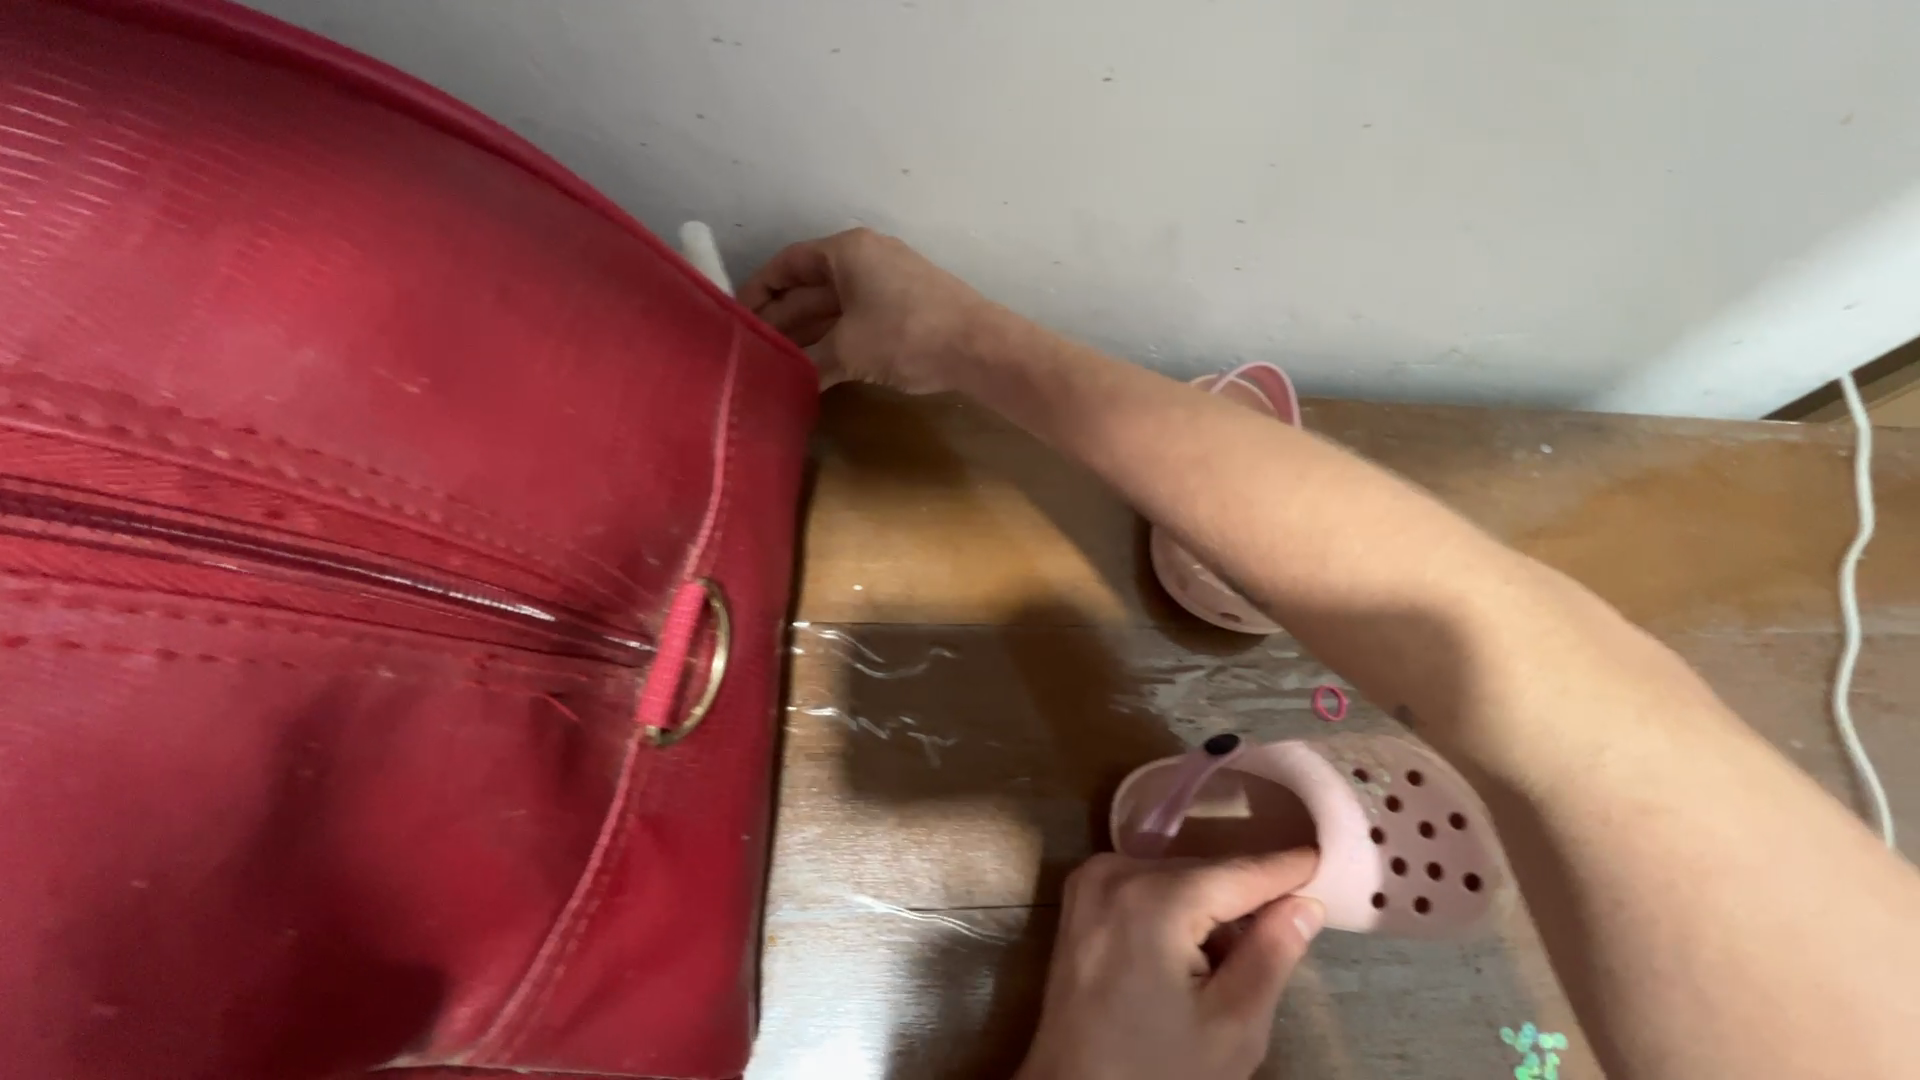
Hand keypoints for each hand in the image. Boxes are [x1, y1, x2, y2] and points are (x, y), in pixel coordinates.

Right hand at [739, 228, 995, 391]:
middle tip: (754, 350)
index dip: (760, 291)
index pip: (788, 264)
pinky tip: (816, 368)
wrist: (978, 347)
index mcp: (847, 252)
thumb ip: (810, 363)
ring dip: (807, 334)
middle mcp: (866, 259)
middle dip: (782, 319)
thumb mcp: (849, 351)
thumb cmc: (907, 335)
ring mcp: (888, 283)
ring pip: (834, 308)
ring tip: (777, 363)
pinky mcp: (906, 309)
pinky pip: (857, 321)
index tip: (738, 318)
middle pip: (810, 288)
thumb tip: (785, 381)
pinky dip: (835, 341)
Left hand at [1017, 850, 1323, 1079]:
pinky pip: (1146, 884)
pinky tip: (1190, 952)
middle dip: (1246, 896)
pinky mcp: (1081, 895)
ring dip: (1210, 905)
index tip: (1324, 857)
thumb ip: (1271, 954)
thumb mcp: (1232, 1027)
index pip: (1237, 872)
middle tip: (1289, 925)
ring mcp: (1091, 879)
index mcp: (1152, 898)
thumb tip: (1305, 902)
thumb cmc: (1158, 1071)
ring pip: (1176, 876)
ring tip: (1230, 959)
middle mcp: (1115, 870)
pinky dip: (1176, 906)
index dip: (1286, 868)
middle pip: (1204, 872)